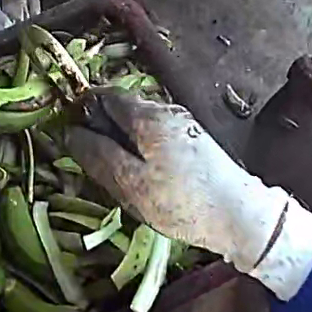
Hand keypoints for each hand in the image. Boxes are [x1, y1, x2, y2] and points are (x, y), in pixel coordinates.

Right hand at [66, 90, 311, 299]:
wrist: (241, 216)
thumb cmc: (180, 202)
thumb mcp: (129, 183)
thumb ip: (98, 154)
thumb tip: (70, 132)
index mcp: (147, 115)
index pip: (105, 94)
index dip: (83, 108)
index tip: (70, 131)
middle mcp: (166, 110)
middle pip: (123, 107)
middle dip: (101, 126)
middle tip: (91, 160)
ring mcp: (182, 124)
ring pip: (139, 122)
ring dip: (121, 139)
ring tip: (116, 173)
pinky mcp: (193, 140)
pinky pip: (155, 135)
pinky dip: (140, 148)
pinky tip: (143, 176)